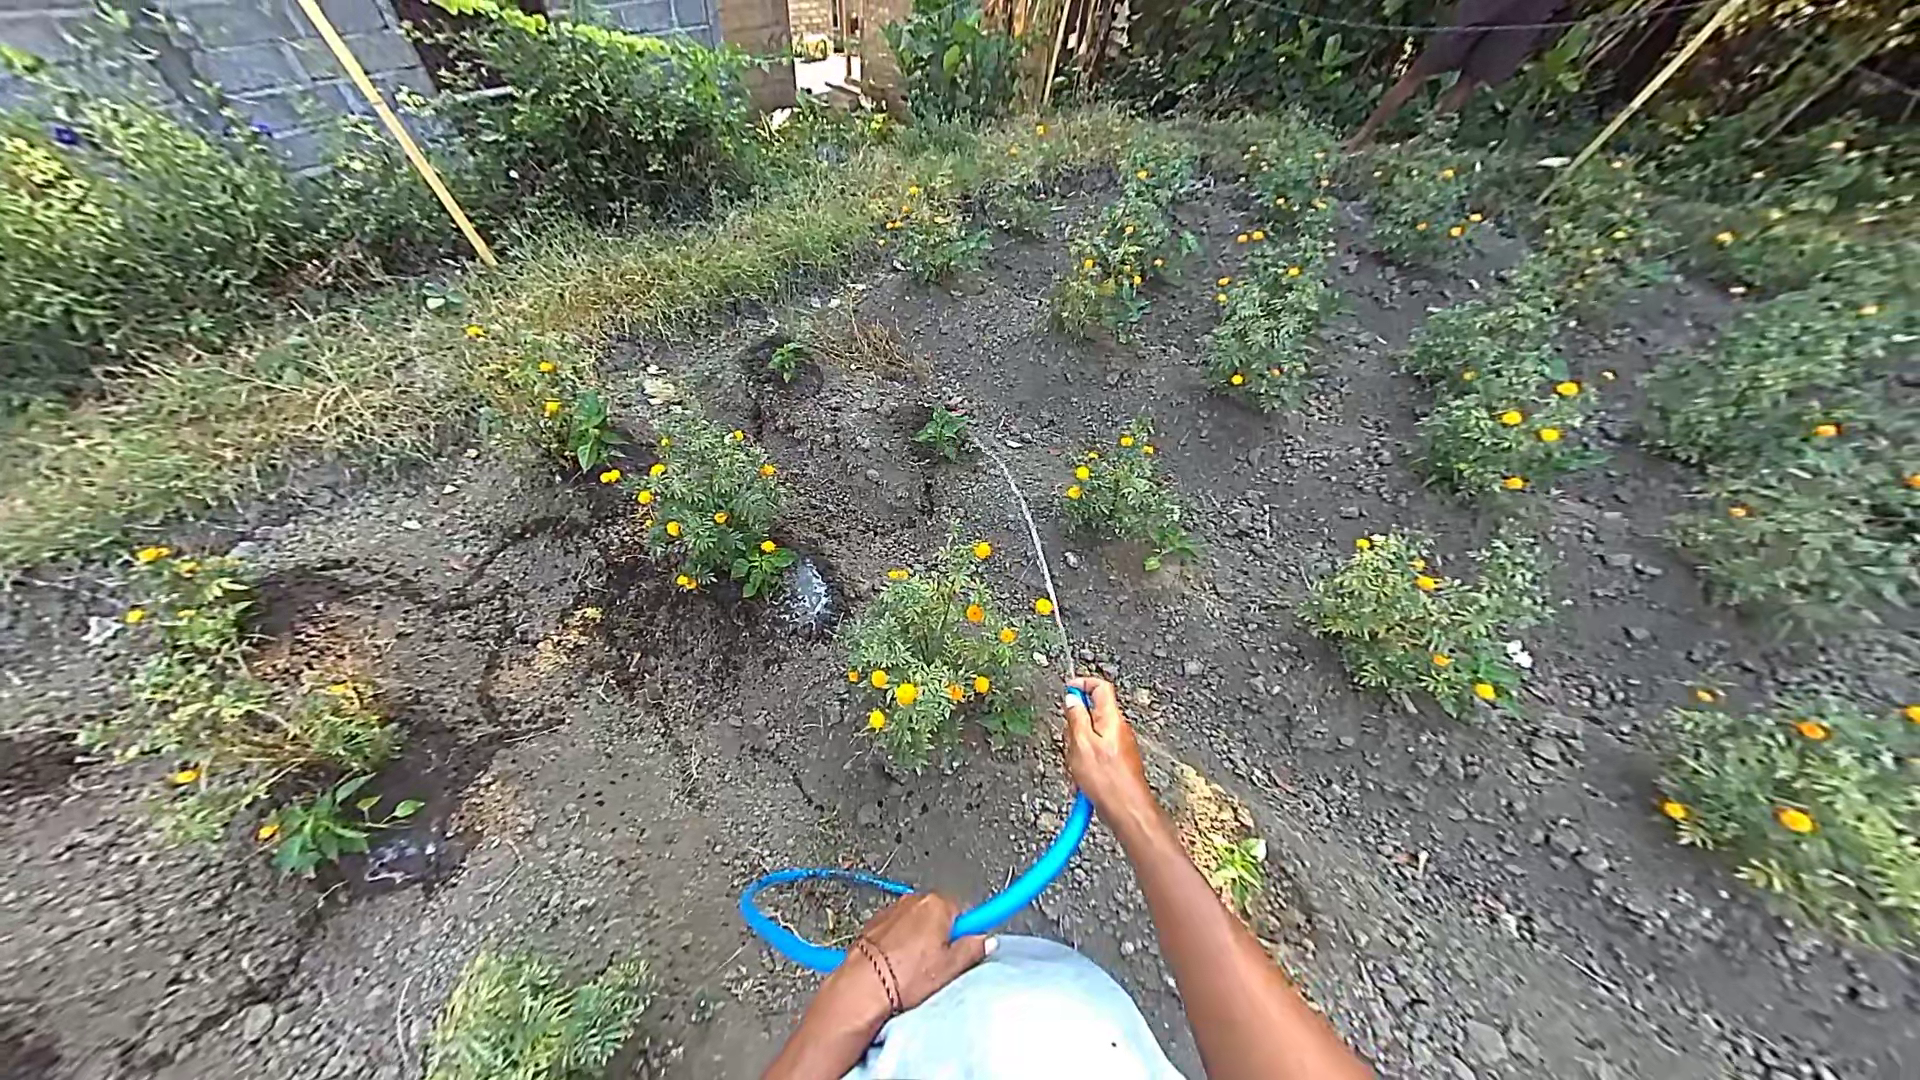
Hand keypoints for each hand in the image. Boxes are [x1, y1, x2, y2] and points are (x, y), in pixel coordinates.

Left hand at [814, 893, 990, 1026]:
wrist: (862, 986)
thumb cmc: (903, 977)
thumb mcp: (949, 969)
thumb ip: (972, 949)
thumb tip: (986, 940)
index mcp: (937, 904)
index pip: (965, 911)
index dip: (966, 933)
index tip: (968, 944)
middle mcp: (915, 899)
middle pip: (940, 915)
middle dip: (942, 937)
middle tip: (939, 965)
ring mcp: (894, 909)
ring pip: (917, 922)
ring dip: (919, 939)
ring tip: (915, 969)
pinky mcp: (876, 921)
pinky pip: (897, 928)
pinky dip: (899, 942)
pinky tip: (897, 965)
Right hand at [1064, 677, 1153, 822]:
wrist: (1128, 811)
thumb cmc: (1107, 781)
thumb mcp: (1081, 745)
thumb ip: (1076, 718)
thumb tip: (1072, 699)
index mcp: (1111, 719)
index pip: (1101, 686)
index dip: (1083, 683)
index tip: (1068, 690)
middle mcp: (1118, 728)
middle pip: (1093, 711)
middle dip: (1076, 723)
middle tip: (1070, 739)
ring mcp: (1119, 745)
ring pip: (1092, 733)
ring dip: (1079, 745)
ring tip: (1077, 764)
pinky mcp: (1118, 760)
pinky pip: (1096, 751)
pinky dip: (1086, 760)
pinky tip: (1083, 778)